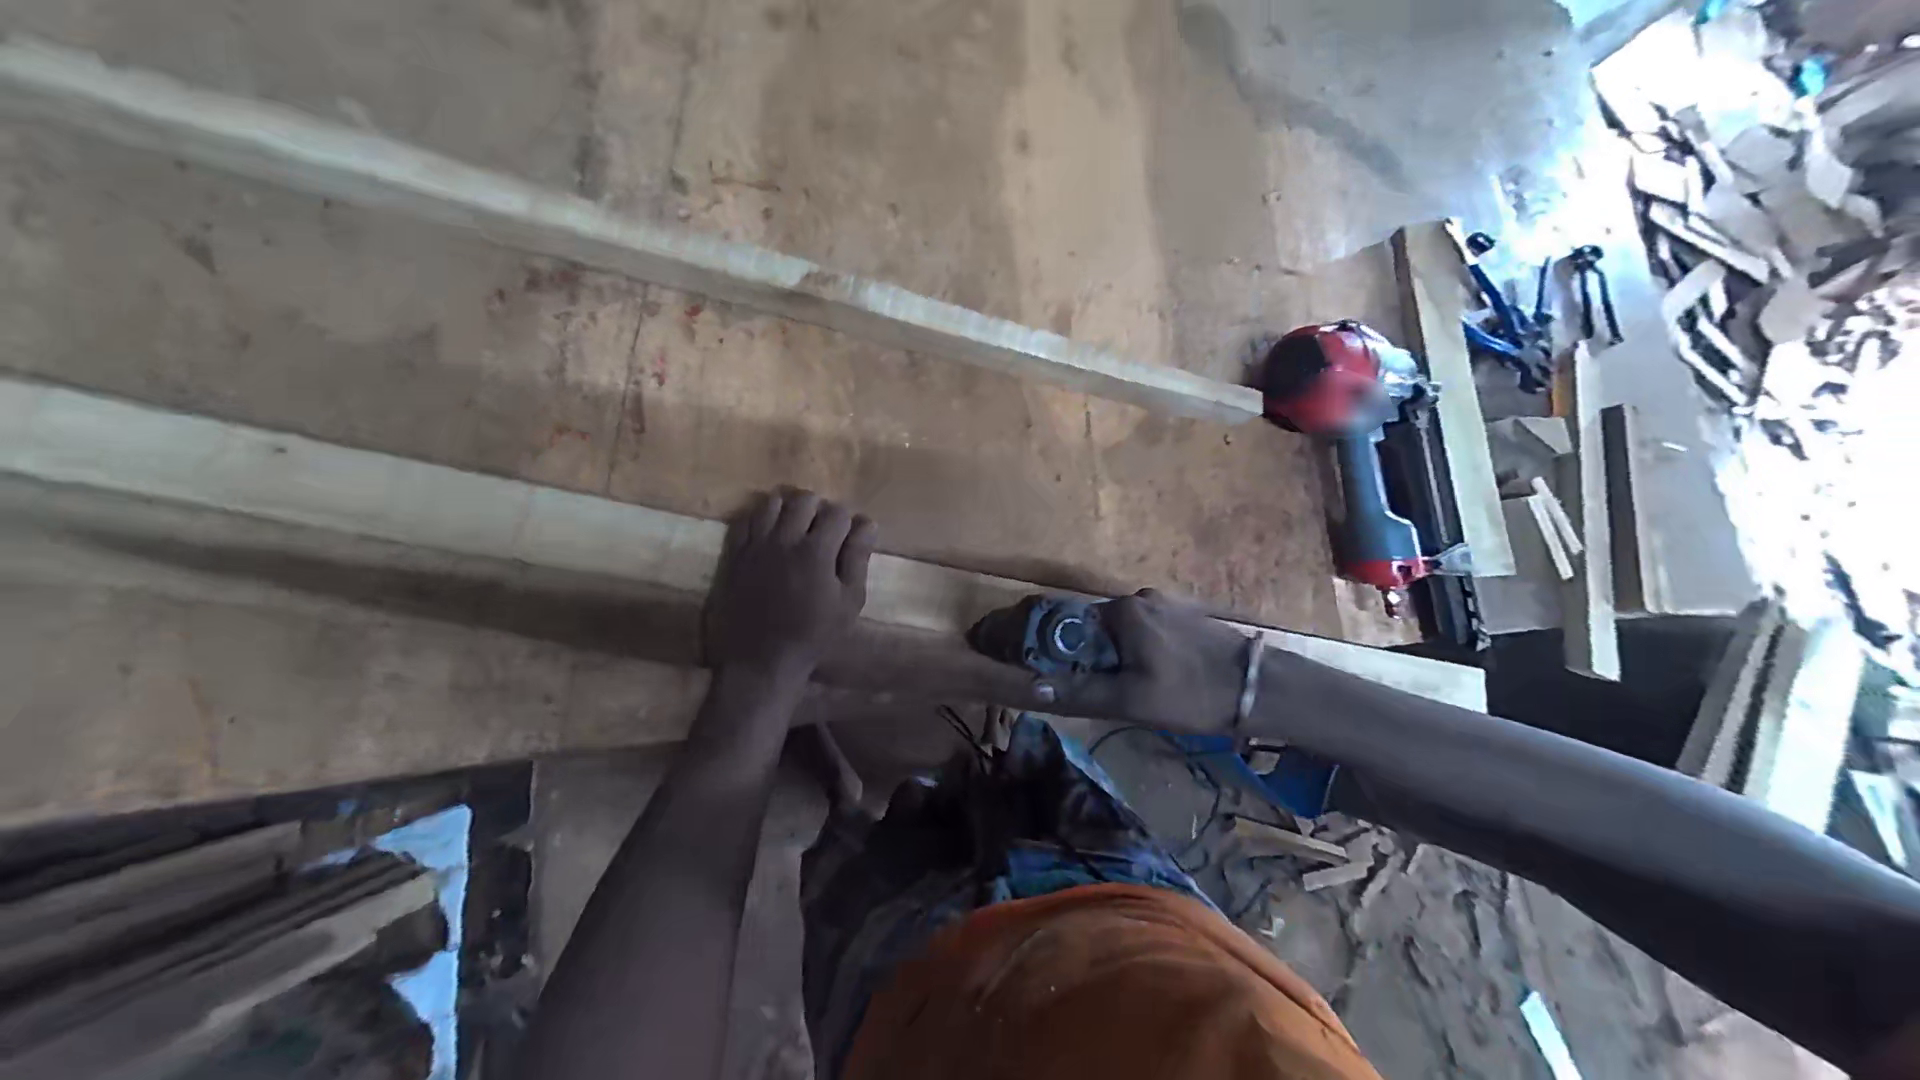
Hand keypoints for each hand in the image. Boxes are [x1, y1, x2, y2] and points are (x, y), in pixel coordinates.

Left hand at [704, 489, 875, 683]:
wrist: (761, 659)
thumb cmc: (812, 635)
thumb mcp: (848, 603)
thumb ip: (858, 559)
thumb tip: (868, 524)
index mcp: (817, 551)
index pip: (837, 512)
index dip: (847, 522)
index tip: (846, 538)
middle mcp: (784, 539)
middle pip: (805, 499)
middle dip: (819, 509)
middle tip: (822, 532)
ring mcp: (755, 544)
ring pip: (773, 502)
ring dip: (789, 509)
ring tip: (795, 530)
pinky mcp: (734, 553)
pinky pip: (746, 518)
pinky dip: (761, 519)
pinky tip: (769, 535)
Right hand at [1036, 589, 1253, 733]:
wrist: (1262, 689)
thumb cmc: (1191, 693)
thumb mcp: (1129, 701)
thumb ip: (1080, 692)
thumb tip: (1031, 687)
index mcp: (1122, 610)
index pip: (1070, 626)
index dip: (1060, 654)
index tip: (1063, 681)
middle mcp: (1141, 597)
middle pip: (1097, 628)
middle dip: (1092, 658)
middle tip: (1102, 694)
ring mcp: (1167, 604)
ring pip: (1123, 633)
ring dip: (1118, 657)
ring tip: (1130, 691)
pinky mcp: (1185, 617)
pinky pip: (1147, 633)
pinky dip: (1140, 652)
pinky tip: (1155, 679)